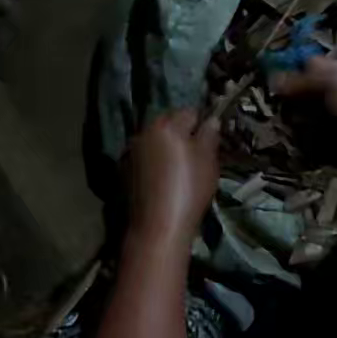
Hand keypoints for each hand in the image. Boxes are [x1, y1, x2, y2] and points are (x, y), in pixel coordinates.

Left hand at [124, 109, 220, 246]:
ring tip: (181, 167)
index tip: (212, 139)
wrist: (158, 226)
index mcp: (166, 126)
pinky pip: (145, 157)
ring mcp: (131, 152)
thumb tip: (212, 120)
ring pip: (155, 140)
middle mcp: (144, 132)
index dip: (203, 122)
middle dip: (182, 132)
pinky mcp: (124, 170)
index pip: (189, 112)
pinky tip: (165, 179)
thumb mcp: (207, 161)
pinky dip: (155, 161)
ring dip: (167, 147)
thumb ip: (209, 135)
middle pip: (168, 123)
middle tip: (198, 153)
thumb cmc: (189, 189)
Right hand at [270, 57, 336, 145]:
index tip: (264, 82)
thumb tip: (274, 77)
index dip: (290, 71)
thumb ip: (307, 78)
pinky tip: (294, 152)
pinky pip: (319, 148)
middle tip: (267, 112)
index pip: (311, 66)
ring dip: (296, 128)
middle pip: (308, 96)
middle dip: (289, 103)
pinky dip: (308, 150)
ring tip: (276, 134)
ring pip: (311, 123)